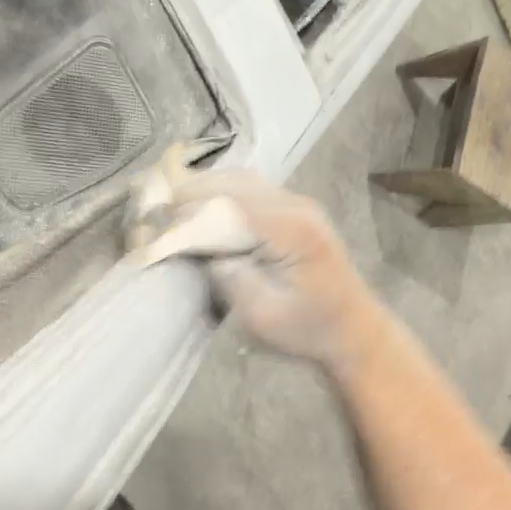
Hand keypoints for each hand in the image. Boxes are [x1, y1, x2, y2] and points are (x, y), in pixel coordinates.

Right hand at [159, 170, 385, 372]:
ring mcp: (298, 202)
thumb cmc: (308, 330)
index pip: (229, 204)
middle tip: (156, 211)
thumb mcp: (260, 315)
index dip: (189, 210)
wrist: (354, 331)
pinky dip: (221, 191)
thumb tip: (195, 247)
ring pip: (241, 178)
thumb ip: (226, 275)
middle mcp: (297, 205)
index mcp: (292, 230)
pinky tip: (201, 206)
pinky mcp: (294, 208)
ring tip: (173, 207)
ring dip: (205, 187)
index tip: (156, 223)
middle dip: (192, 192)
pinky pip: (250, 186)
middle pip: (233, 182)